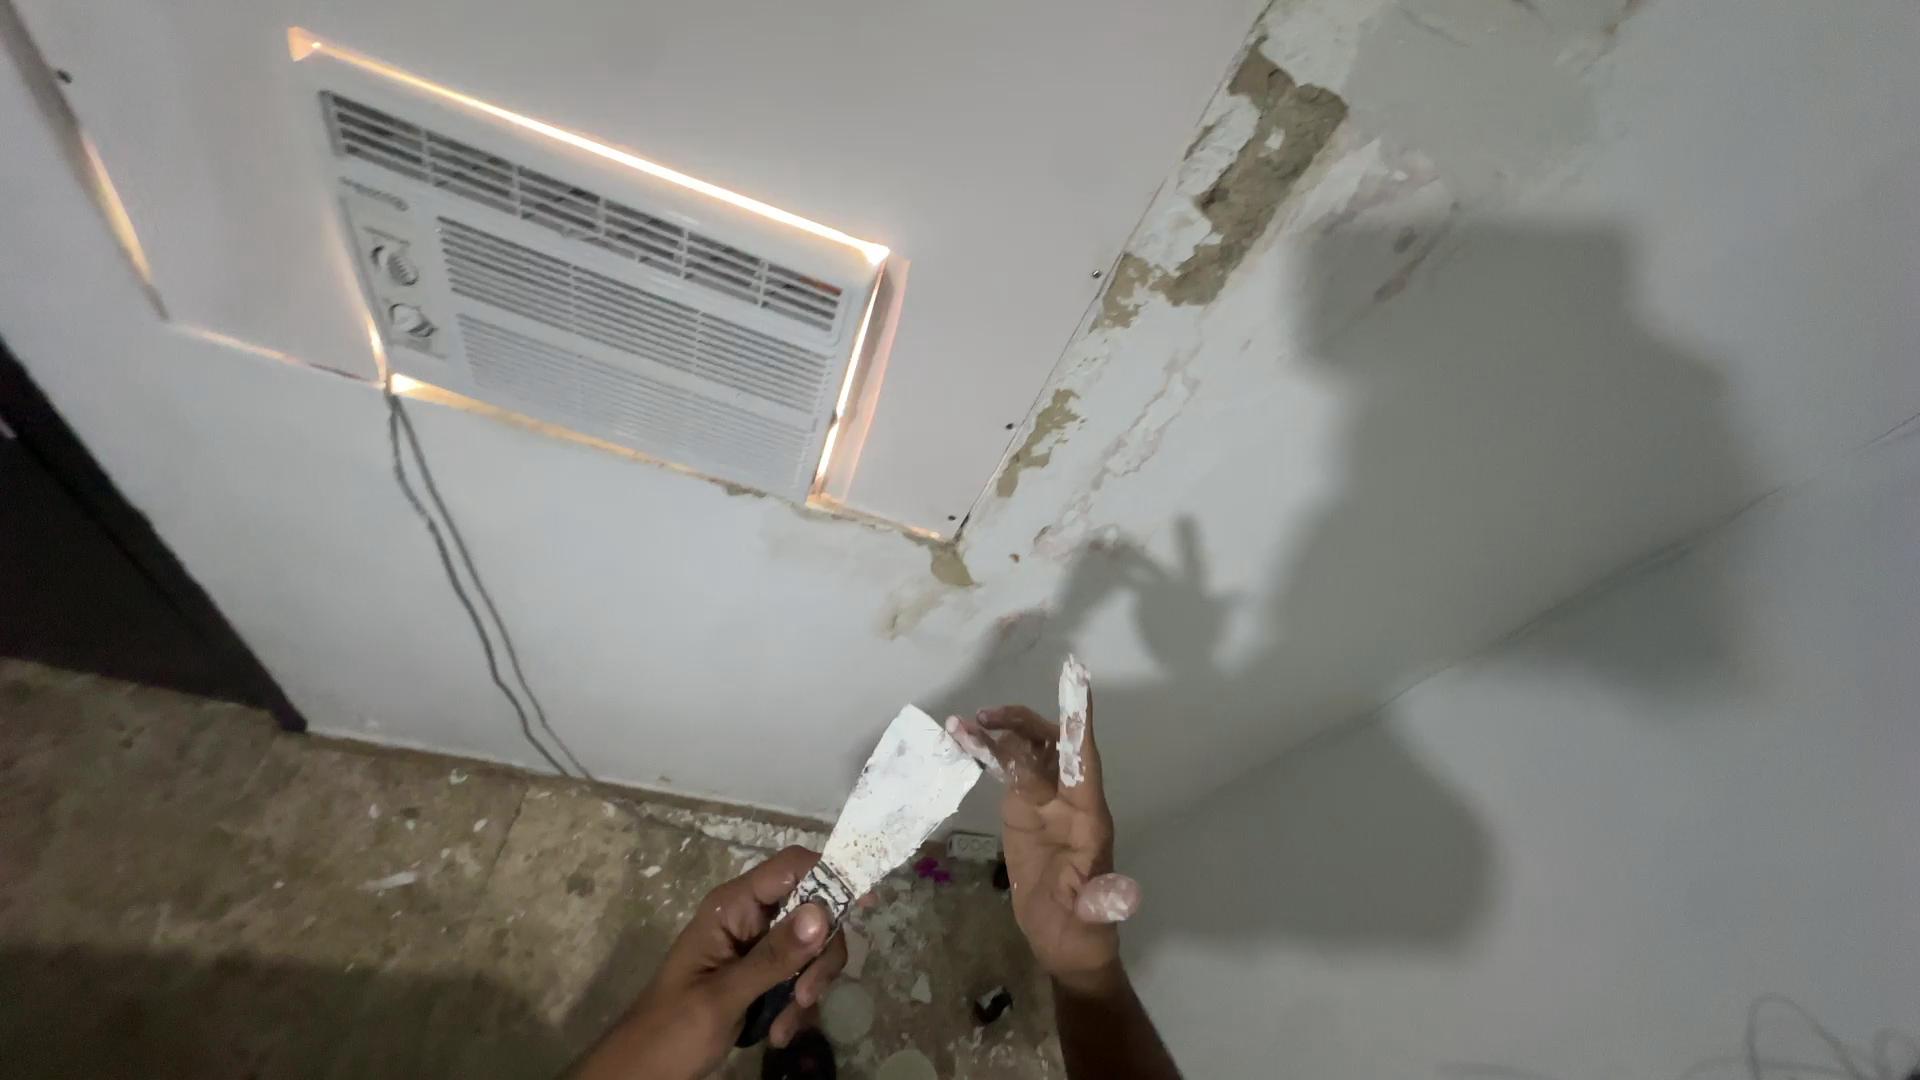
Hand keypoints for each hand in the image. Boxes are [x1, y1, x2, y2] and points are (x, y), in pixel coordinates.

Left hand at [570, 846, 847, 1079]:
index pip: (792, 866)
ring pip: (812, 945)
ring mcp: (758, 945)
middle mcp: (751, 915)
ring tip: (787, 1025)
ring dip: (809, 986)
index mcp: (734, 904)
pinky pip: (800, 974)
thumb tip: (823, 910)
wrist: (636, 1079)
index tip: (863, 902)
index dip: (831, 873)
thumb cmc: (670, 1031)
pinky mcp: (762, 974)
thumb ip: (774, 955)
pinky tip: (780, 1033)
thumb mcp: (723, 996)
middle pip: (813, 909)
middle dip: (819, 954)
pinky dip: (799, 1003)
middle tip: (807, 995)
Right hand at [949, 657, 1141, 990]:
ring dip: (995, 733)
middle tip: (987, 716)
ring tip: (963, 724)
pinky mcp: (1020, 808)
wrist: (1064, 939)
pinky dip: (984, 753)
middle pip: (1048, 743)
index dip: (1078, 719)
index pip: (1083, 756)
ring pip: (1021, 751)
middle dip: (1021, 723)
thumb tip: (1118, 891)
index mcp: (1088, 810)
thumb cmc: (1084, 924)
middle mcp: (1066, 794)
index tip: (1076, 679)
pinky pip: (1003, 771)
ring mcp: (1041, 798)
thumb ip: (1101, 894)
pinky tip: (961, 741)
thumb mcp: (1095, 909)